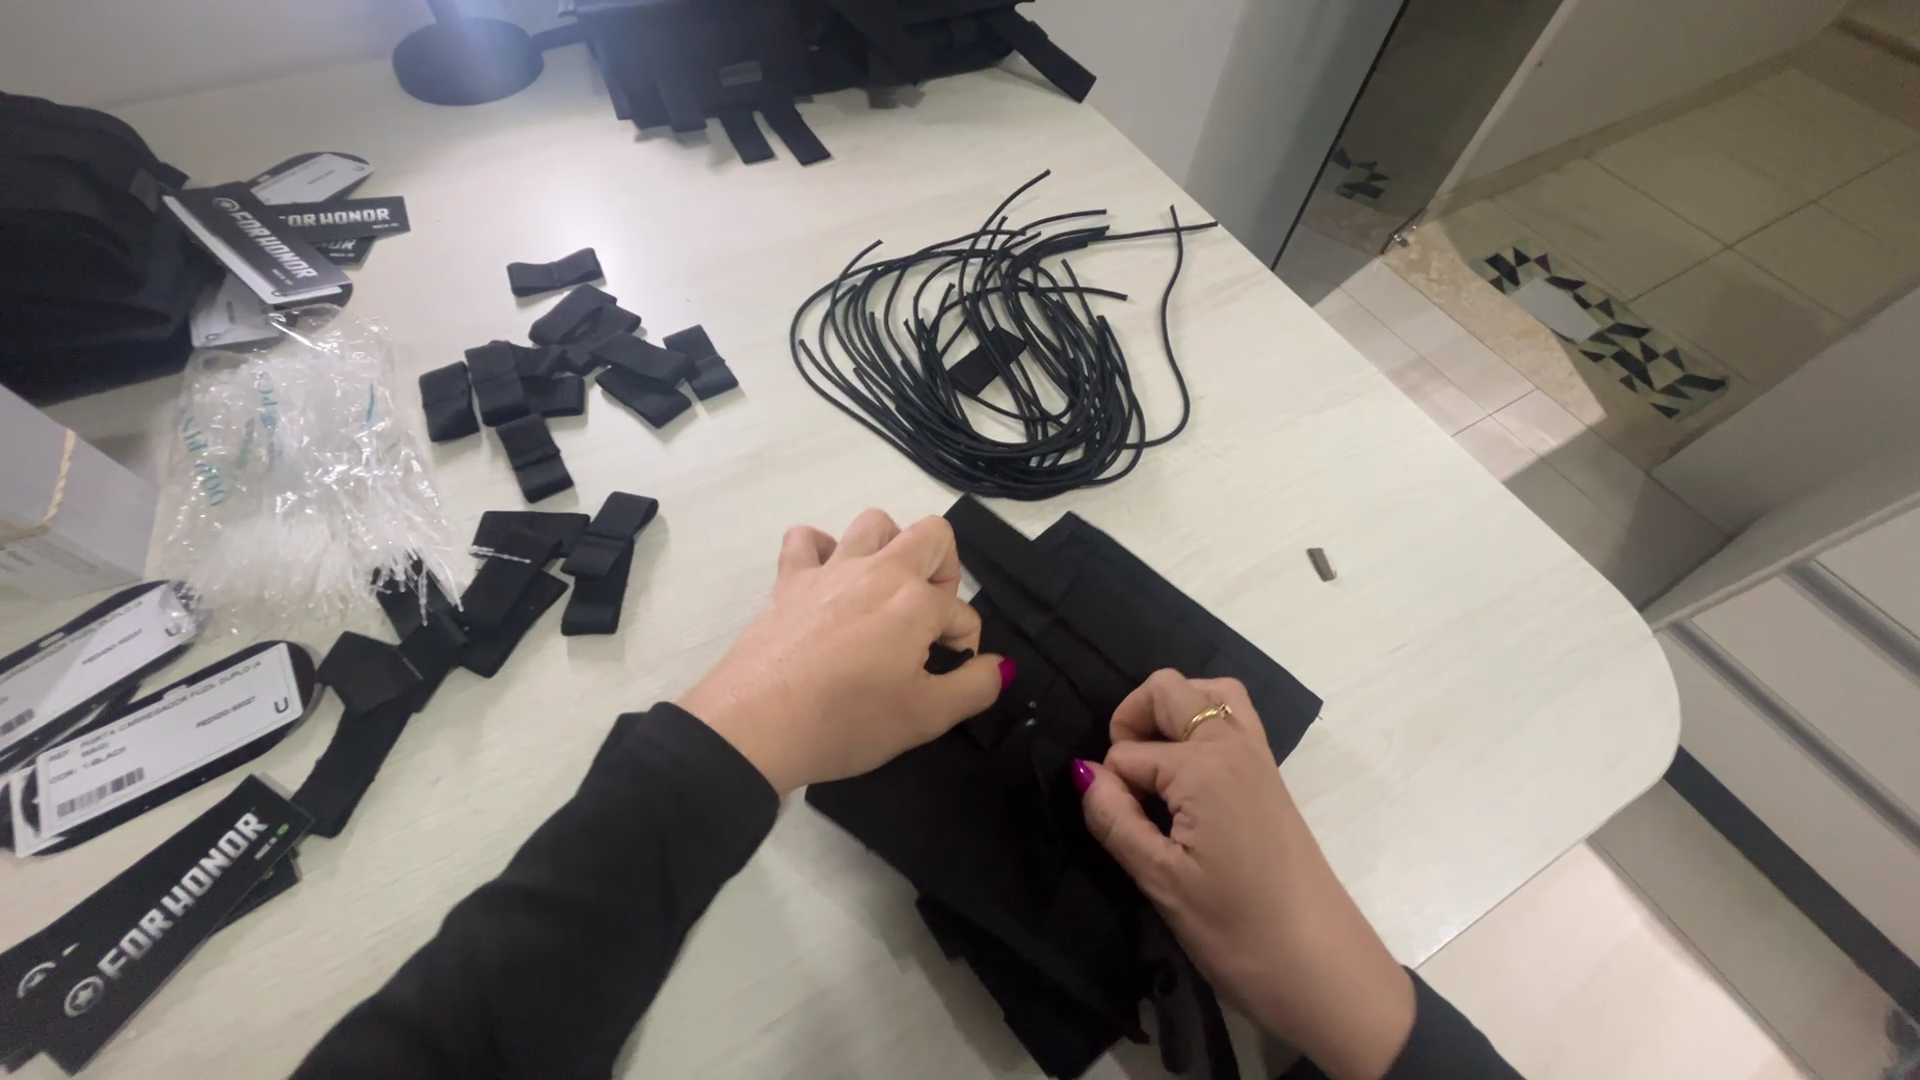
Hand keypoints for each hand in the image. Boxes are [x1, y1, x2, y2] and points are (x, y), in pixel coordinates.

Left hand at [679, 509, 1009, 795]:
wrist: (756, 726)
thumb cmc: (846, 722)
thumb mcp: (926, 718)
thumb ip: (975, 687)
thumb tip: (1000, 666)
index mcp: (915, 602)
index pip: (963, 614)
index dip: (965, 646)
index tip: (946, 675)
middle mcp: (878, 571)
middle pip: (932, 534)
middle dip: (945, 571)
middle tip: (928, 619)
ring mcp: (831, 570)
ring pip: (874, 523)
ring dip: (891, 547)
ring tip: (885, 592)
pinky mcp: (789, 580)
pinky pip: (806, 539)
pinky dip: (822, 550)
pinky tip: (828, 581)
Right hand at [1076, 671, 1414, 1079]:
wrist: (1326, 974)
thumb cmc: (1238, 931)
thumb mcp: (1161, 881)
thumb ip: (1115, 818)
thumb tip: (1083, 772)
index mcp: (1204, 767)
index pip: (1127, 754)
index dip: (1111, 787)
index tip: (1122, 828)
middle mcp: (1233, 744)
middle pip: (1169, 689)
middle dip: (1132, 718)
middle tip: (1125, 776)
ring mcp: (1258, 756)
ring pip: (1210, 691)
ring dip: (1173, 709)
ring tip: (1154, 758)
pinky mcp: (1271, 776)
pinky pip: (1233, 717)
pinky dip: (1202, 721)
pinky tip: (1187, 772)